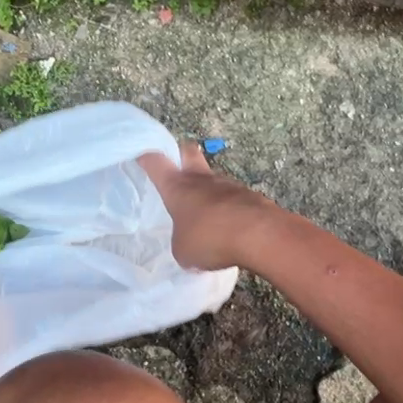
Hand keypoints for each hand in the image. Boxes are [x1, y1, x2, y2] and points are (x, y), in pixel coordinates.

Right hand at [139, 142, 276, 271]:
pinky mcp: (250, 197)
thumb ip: (181, 242)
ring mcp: (228, 185)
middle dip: (181, 156)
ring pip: (213, 179)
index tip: (141, 155)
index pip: (156, 162)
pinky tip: (230, 231)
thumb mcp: (183, 251)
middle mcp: (201, 179)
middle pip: (189, 152)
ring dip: (208, 192)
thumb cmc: (210, 238)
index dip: (147, 157)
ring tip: (207, 219)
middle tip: (177, 170)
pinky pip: (233, 200)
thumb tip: (189, 242)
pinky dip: (229, 211)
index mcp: (177, 187)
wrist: (261, 235)